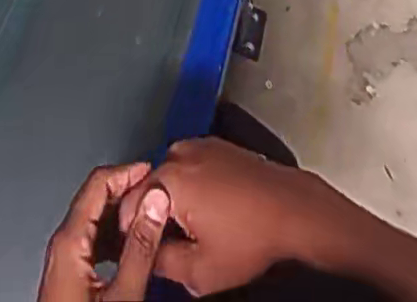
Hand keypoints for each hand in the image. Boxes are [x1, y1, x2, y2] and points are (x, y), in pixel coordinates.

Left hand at [39, 163, 171, 301]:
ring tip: (152, 218)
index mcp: (70, 241)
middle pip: (95, 197)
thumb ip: (140, 245)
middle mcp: (62, 244)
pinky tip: (134, 245)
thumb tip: (156, 201)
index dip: (128, 172)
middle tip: (158, 193)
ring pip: (95, 217)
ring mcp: (63, 259)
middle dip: (128, 190)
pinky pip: (93, 238)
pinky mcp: (69, 274)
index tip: (154, 172)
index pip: (98, 183)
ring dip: (123, 212)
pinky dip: (115, 233)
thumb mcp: (122, 296)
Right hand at [121, 138, 369, 296]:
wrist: (290, 209)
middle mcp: (180, 154)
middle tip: (169, 241)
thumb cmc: (249, 237)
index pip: (126, 207)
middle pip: (148, 188)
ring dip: (172, 199)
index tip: (140, 249)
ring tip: (192, 225)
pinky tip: (209, 208)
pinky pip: (190, 166)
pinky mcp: (217, 145)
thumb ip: (160, 262)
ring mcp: (200, 145)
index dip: (130, 234)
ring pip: (169, 176)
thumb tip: (145, 256)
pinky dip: (191, 185)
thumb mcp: (198, 271)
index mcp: (169, 180)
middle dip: (152, 215)